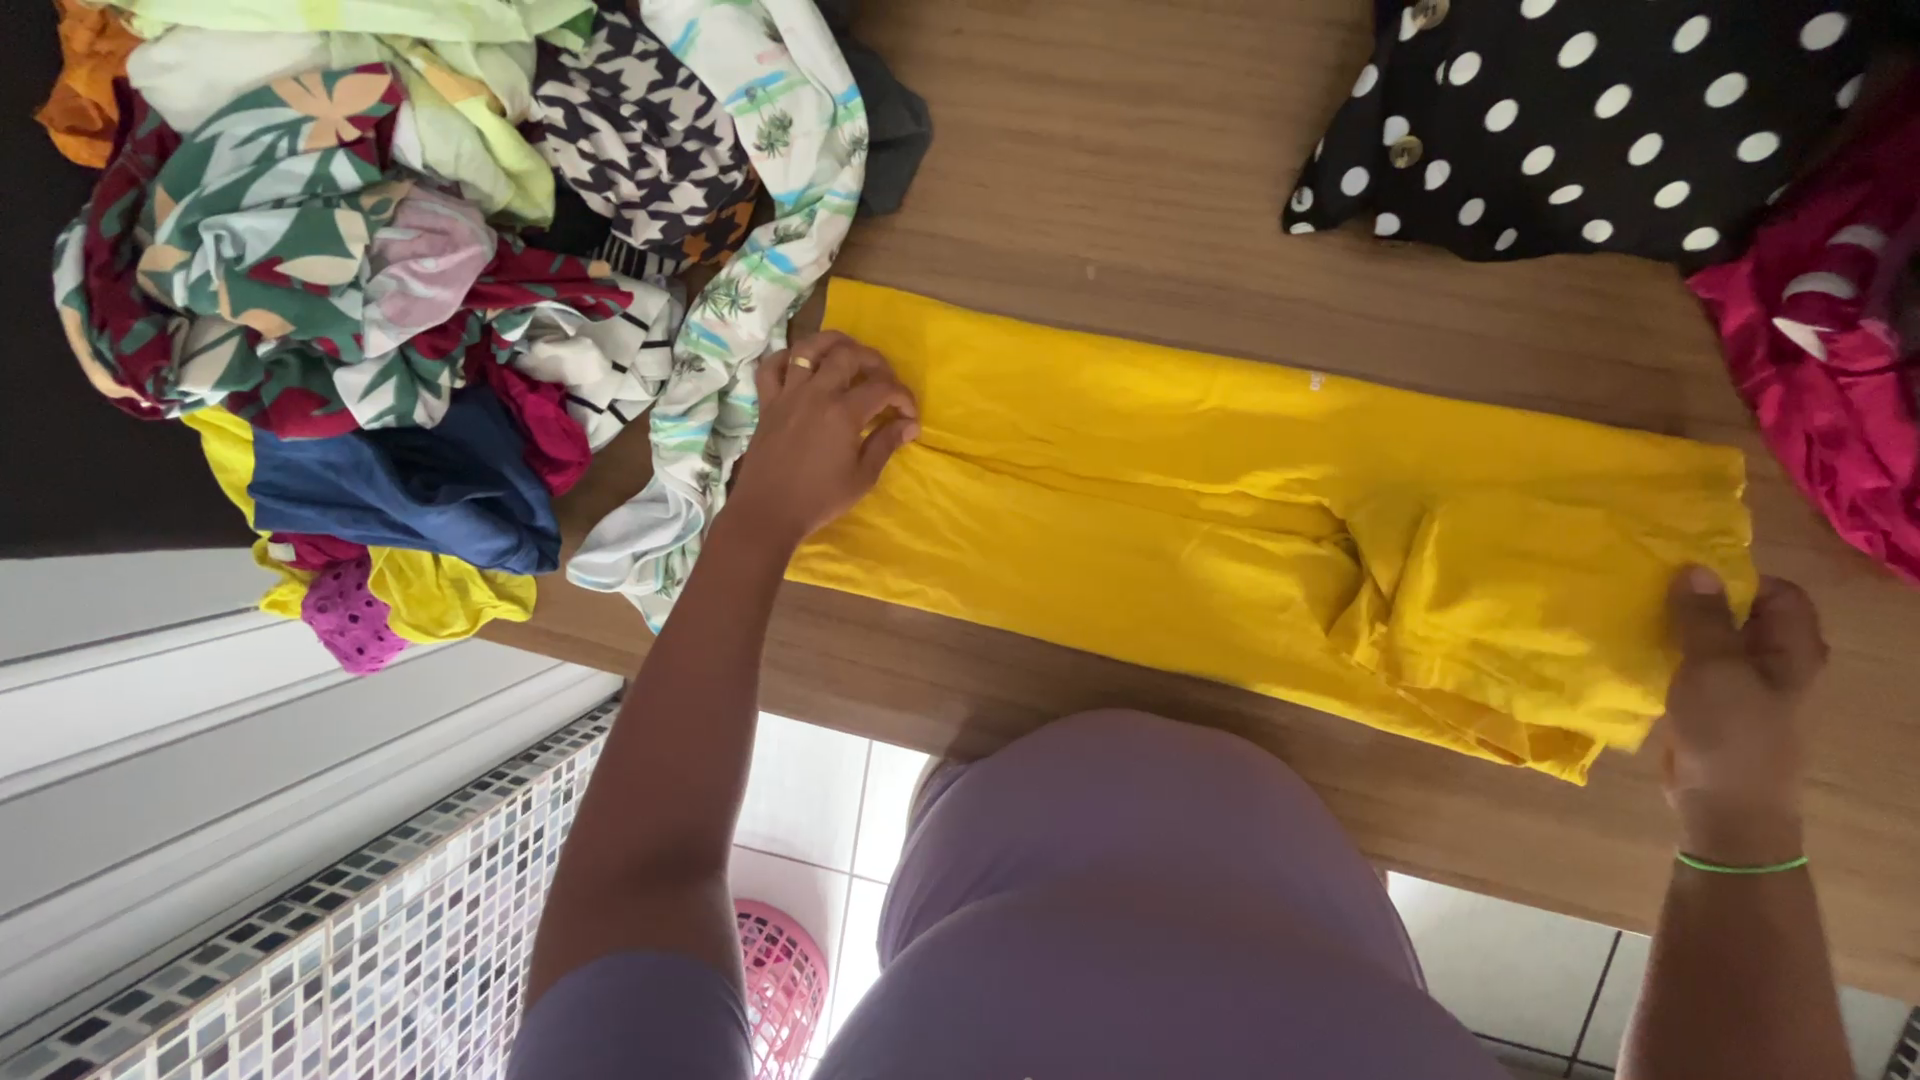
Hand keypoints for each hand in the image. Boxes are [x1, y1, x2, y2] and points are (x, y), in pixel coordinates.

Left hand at [726, 330, 918, 546]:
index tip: (909, 416)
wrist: (768, 512)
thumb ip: (886, 444)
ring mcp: (787, 395)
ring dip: (832, 343)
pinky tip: (801, 366)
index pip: (883, 388)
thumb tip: (909, 425)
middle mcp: (816, 394)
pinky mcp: (767, 403)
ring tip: (847, 352)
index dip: (904, 397)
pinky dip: (786, 358)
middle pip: (849, 354)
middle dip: (875, 361)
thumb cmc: (820, 499)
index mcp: (843, 413)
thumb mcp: (862, 477)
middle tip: (885, 379)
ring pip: (808, 348)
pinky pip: (771, 367)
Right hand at [1660, 567, 1827, 865]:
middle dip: (1696, 595)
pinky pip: (1688, 662)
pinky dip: (1665, 649)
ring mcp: (1740, 683)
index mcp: (1792, 649)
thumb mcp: (1714, 667)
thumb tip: (1694, 567)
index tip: (1682, 564)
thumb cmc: (1730, 732)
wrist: (1723, 803)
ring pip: (1709, 637)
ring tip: (1629, 606)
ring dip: (1675, 623)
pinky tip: (1631, 645)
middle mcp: (1773, 661)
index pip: (1777, 591)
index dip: (1736, 575)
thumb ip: (1702, 618)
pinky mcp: (1709, 701)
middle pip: (1739, 612)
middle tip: (1645, 579)